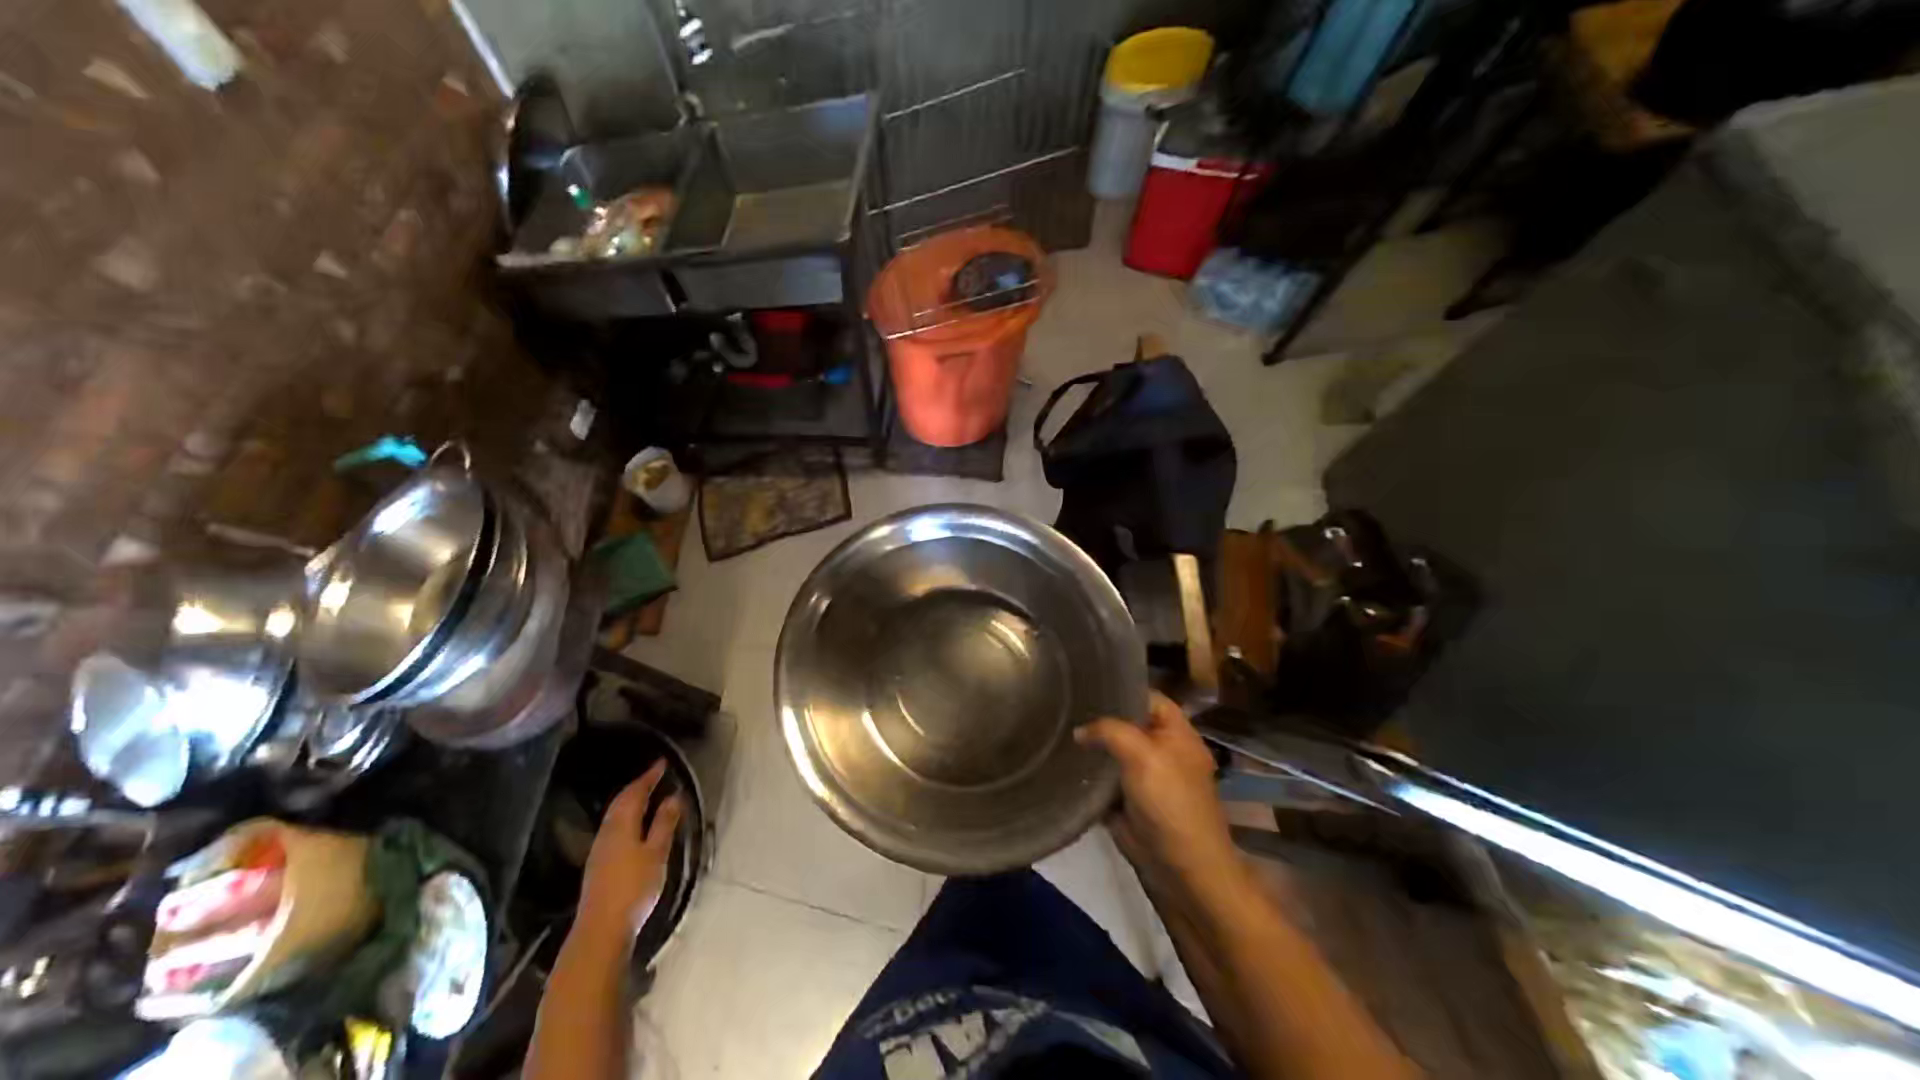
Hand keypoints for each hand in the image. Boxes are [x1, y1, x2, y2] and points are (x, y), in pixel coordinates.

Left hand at [577, 760, 684, 937]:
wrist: (602, 928)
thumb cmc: (634, 887)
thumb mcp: (657, 853)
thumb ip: (664, 823)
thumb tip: (673, 797)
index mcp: (621, 825)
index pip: (635, 792)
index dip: (649, 776)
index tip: (662, 763)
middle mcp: (607, 832)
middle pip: (621, 801)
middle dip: (638, 786)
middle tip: (656, 775)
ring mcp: (600, 848)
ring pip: (615, 814)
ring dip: (631, 801)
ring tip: (648, 795)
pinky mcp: (599, 862)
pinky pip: (614, 827)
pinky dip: (626, 816)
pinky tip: (635, 824)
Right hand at [1076, 692, 1238, 887]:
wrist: (1180, 868)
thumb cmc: (1170, 803)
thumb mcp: (1143, 754)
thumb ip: (1110, 730)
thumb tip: (1080, 732)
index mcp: (1177, 734)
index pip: (1148, 697)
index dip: (1121, 688)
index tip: (1086, 684)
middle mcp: (1161, 751)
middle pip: (1126, 725)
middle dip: (1098, 718)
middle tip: (1063, 705)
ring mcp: (1143, 779)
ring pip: (1111, 754)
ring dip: (1089, 748)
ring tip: (1054, 729)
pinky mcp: (1126, 803)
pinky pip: (1102, 782)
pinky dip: (1085, 776)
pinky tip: (1059, 762)